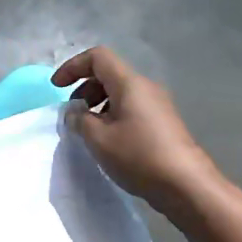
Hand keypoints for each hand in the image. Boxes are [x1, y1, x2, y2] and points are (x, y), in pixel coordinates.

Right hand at [53, 47, 214, 203]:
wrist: (185, 184)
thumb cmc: (138, 156)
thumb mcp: (98, 139)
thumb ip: (79, 119)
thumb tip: (76, 112)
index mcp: (129, 84)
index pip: (98, 57)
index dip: (73, 66)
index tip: (56, 87)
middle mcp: (146, 87)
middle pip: (109, 74)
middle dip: (84, 88)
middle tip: (72, 113)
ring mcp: (157, 104)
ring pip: (120, 92)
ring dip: (97, 104)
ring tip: (87, 130)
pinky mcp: (162, 122)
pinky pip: (131, 107)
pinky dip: (112, 114)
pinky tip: (107, 140)